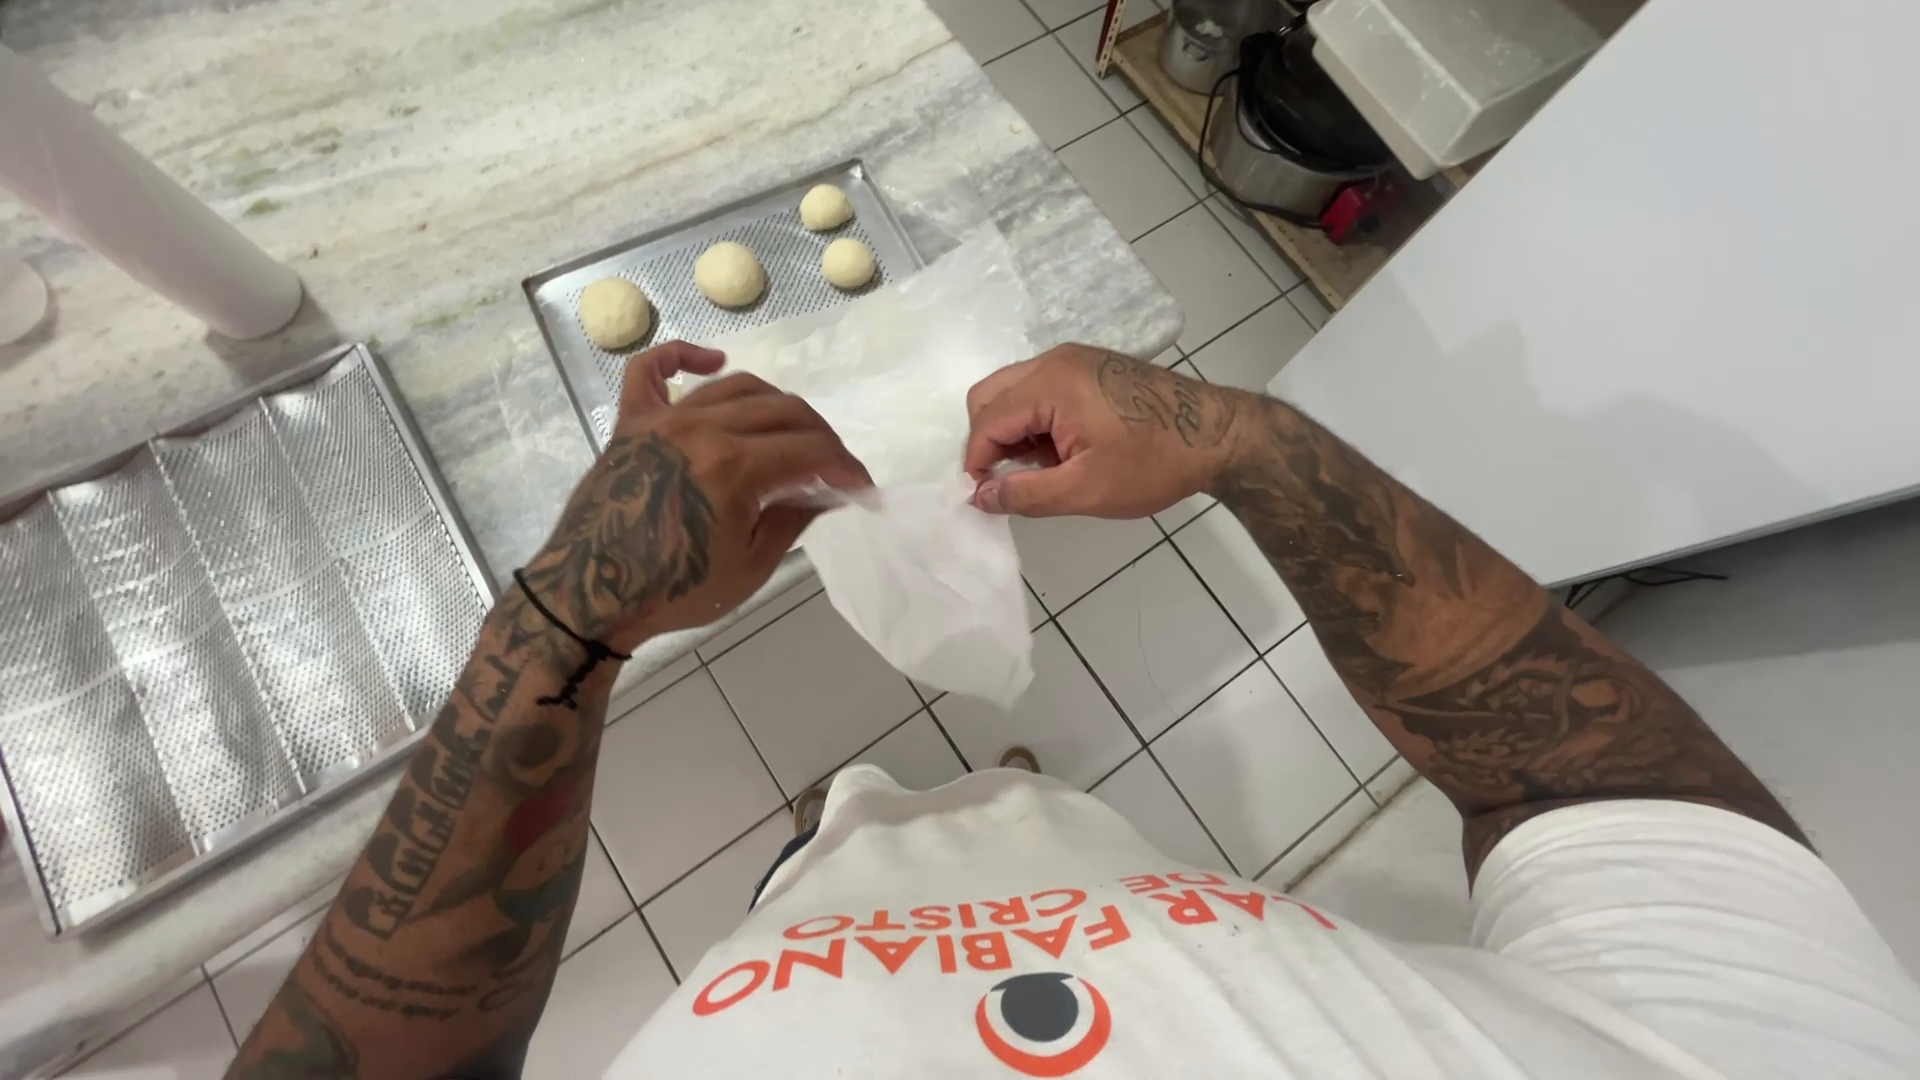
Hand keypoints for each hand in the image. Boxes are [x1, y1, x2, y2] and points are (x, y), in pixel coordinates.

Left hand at [521, 341, 869, 652]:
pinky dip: (683, 355)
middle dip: (822, 438)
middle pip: (785, 411)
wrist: (591, 595)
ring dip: (777, 406)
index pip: (812, 450)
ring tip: (791, 433)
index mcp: (736, 467)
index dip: (846, 467)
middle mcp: (703, 429)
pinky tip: (713, 362)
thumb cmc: (676, 591)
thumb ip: (795, 518)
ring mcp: (663, 420)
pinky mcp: (631, 423)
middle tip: (832, 467)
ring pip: (738, 388)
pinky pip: (651, 370)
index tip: (862, 487)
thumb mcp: (752, 566)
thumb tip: (828, 491)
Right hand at [963, 344, 1249, 517]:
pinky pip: (1038, 389)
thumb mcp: (1085, 490)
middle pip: (990, 396)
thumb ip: (1025, 494)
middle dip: (989, 441)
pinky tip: (1062, 450)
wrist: (1218, 435)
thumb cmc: (1153, 464)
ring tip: (1043, 468)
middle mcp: (1055, 360)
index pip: (987, 420)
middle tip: (1012, 479)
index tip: (984, 496)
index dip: (976, 462)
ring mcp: (1074, 359)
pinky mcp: (1089, 367)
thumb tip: (979, 497)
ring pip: (1013, 391)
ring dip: (1012, 431)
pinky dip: (1034, 420)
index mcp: (1051, 383)